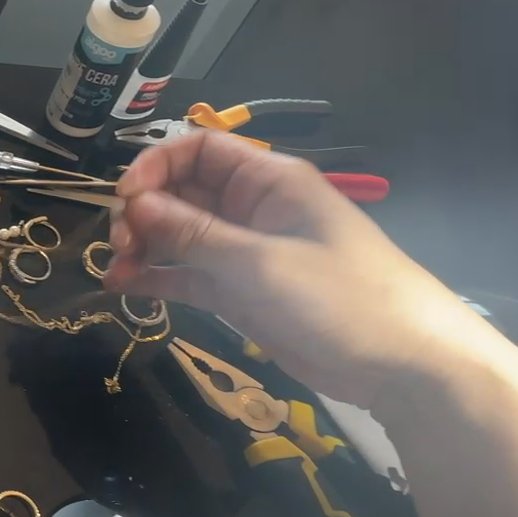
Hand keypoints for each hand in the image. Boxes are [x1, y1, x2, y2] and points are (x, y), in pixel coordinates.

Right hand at [104, 131, 503, 410]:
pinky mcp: (234, 289)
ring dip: (141, 246)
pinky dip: (154, 277)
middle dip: (142, 212)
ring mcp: (240, 250)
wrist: (400, 366)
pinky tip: (122, 287)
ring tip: (117, 270)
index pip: (199, 151)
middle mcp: (249, 208)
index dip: (156, 165)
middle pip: (179, 193)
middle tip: (120, 243)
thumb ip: (192, 233)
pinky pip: (183, 273)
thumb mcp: (260, 262)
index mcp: (267, 181)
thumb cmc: (339, 297)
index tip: (125, 198)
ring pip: (175, 234)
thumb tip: (133, 203)